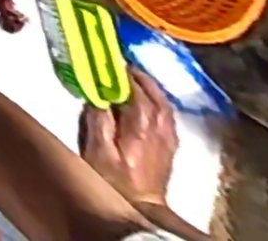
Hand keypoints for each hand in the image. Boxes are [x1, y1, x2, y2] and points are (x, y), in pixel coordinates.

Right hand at [80, 69, 178, 209]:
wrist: (142, 207)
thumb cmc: (114, 178)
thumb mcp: (98, 149)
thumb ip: (98, 120)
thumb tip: (97, 95)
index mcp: (140, 129)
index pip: (137, 95)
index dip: (125, 76)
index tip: (112, 61)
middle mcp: (159, 131)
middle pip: (157, 98)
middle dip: (142, 78)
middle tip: (125, 64)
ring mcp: (168, 140)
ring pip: (165, 107)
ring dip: (152, 89)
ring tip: (136, 77)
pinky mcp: (170, 147)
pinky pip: (167, 117)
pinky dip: (158, 102)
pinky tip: (148, 100)